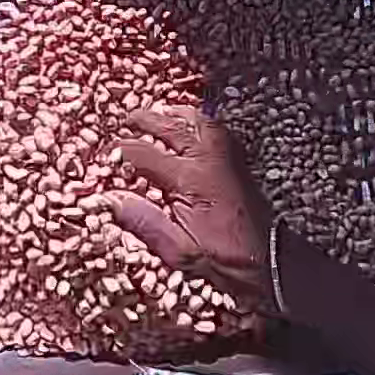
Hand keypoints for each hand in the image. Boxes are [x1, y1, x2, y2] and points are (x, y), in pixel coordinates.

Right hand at [103, 106, 276, 311]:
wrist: (268, 260)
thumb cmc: (225, 258)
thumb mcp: (179, 251)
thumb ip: (145, 223)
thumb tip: (111, 199)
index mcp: (190, 179)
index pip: (144, 154)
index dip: (121, 152)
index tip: (107, 157)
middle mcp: (208, 159)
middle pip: (170, 127)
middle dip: (144, 121)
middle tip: (126, 121)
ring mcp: (226, 155)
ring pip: (197, 120)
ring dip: (173, 114)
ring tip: (156, 114)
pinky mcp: (237, 160)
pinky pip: (215, 128)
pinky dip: (198, 121)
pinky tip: (189, 125)